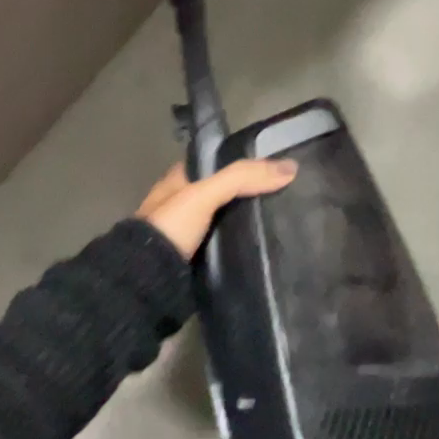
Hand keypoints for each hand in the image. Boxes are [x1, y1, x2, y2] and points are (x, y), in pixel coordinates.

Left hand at [135, 159, 296, 258]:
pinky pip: (222, 243)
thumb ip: (240, 179)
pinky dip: (240, 243)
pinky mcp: (194, 256)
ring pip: (223, 220)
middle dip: (248, 195)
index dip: (239, 162)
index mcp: (174, 183)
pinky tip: (265, 244)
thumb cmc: (170, 226)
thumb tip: (290, 167)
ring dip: (246, 221)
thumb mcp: (202, 195)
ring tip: (286, 219)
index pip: (211, 164)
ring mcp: (185, 232)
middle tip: (288, 196)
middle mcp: (179, 204)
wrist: (148, 275)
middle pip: (220, 193)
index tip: (275, 166)